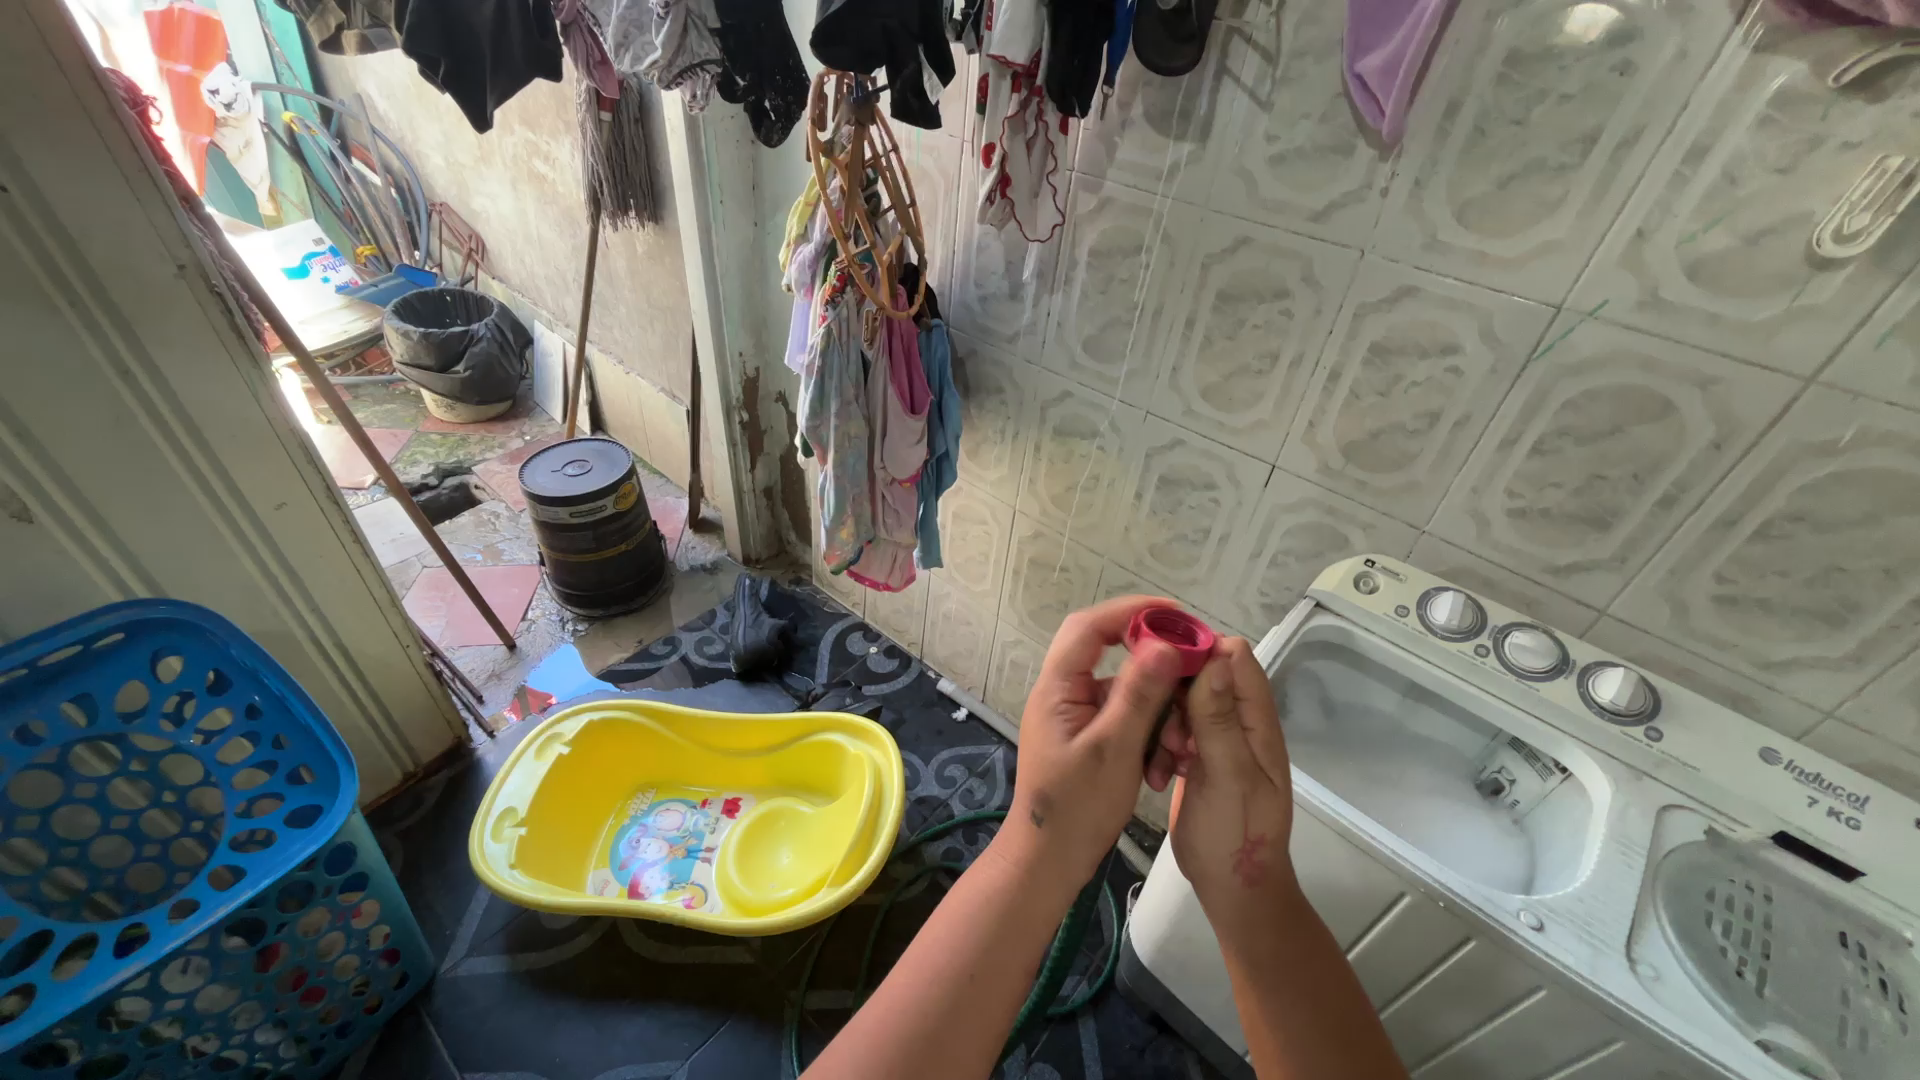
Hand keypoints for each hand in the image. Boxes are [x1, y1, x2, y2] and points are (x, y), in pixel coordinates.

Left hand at [997, 596, 1184, 887]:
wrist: (1050, 861)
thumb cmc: (1076, 807)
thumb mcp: (1114, 748)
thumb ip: (1138, 694)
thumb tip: (1165, 643)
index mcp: (1058, 686)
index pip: (1090, 626)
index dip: (1132, 612)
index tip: (1177, 616)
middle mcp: (1064, 692)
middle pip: (1112, 655)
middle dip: (1156, 669)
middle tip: (1195, 676)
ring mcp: (1076, 716)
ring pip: (1125, 692)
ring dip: (1157, 711)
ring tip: (1179, 746)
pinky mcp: (1088, 738)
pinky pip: (1124, 719)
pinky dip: (1148, 734)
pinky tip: (1165, 766)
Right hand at [1166, 638, 1297, 940]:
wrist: (1232, 890)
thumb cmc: (1236, 836)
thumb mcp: (1227, 777)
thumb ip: (1219, 719)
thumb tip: (1216, 657)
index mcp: (1255, 721)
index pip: (1232, 657)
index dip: (1198, 652)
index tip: (1160, 666)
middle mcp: (1238, 723)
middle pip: (1200, 676)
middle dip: (1172, 693)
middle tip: (1162, 730)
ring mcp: (1216, 741)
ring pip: (1180, 702)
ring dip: (1162, 723)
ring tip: (1160, 758)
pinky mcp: (1196, 758)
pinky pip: (1172, 731)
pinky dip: (1159, 745)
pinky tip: (1157, 774)